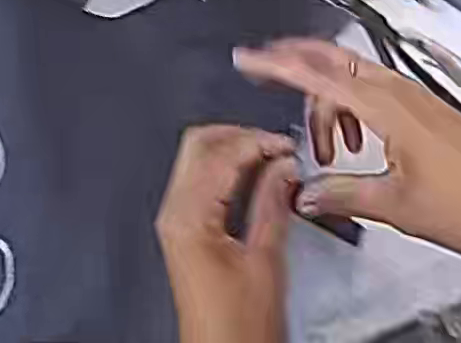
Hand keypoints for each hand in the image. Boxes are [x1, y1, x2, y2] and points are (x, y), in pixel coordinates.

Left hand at [155, 125, 296, 342]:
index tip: (287, 145)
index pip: (218, 154)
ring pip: (198, 158)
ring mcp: (174, 217)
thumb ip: (272, 205)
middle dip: (239, 137)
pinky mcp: (182, 228)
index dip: (256, 142)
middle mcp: (173, 209)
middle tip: (277, 145)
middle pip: (199, 145)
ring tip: (273, 158)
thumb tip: (283, 166)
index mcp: (187, 215)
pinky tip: (254, 177)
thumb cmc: (238, 331)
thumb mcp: (265, 264)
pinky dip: (227, 169)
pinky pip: (200, 180)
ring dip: (234, 150)